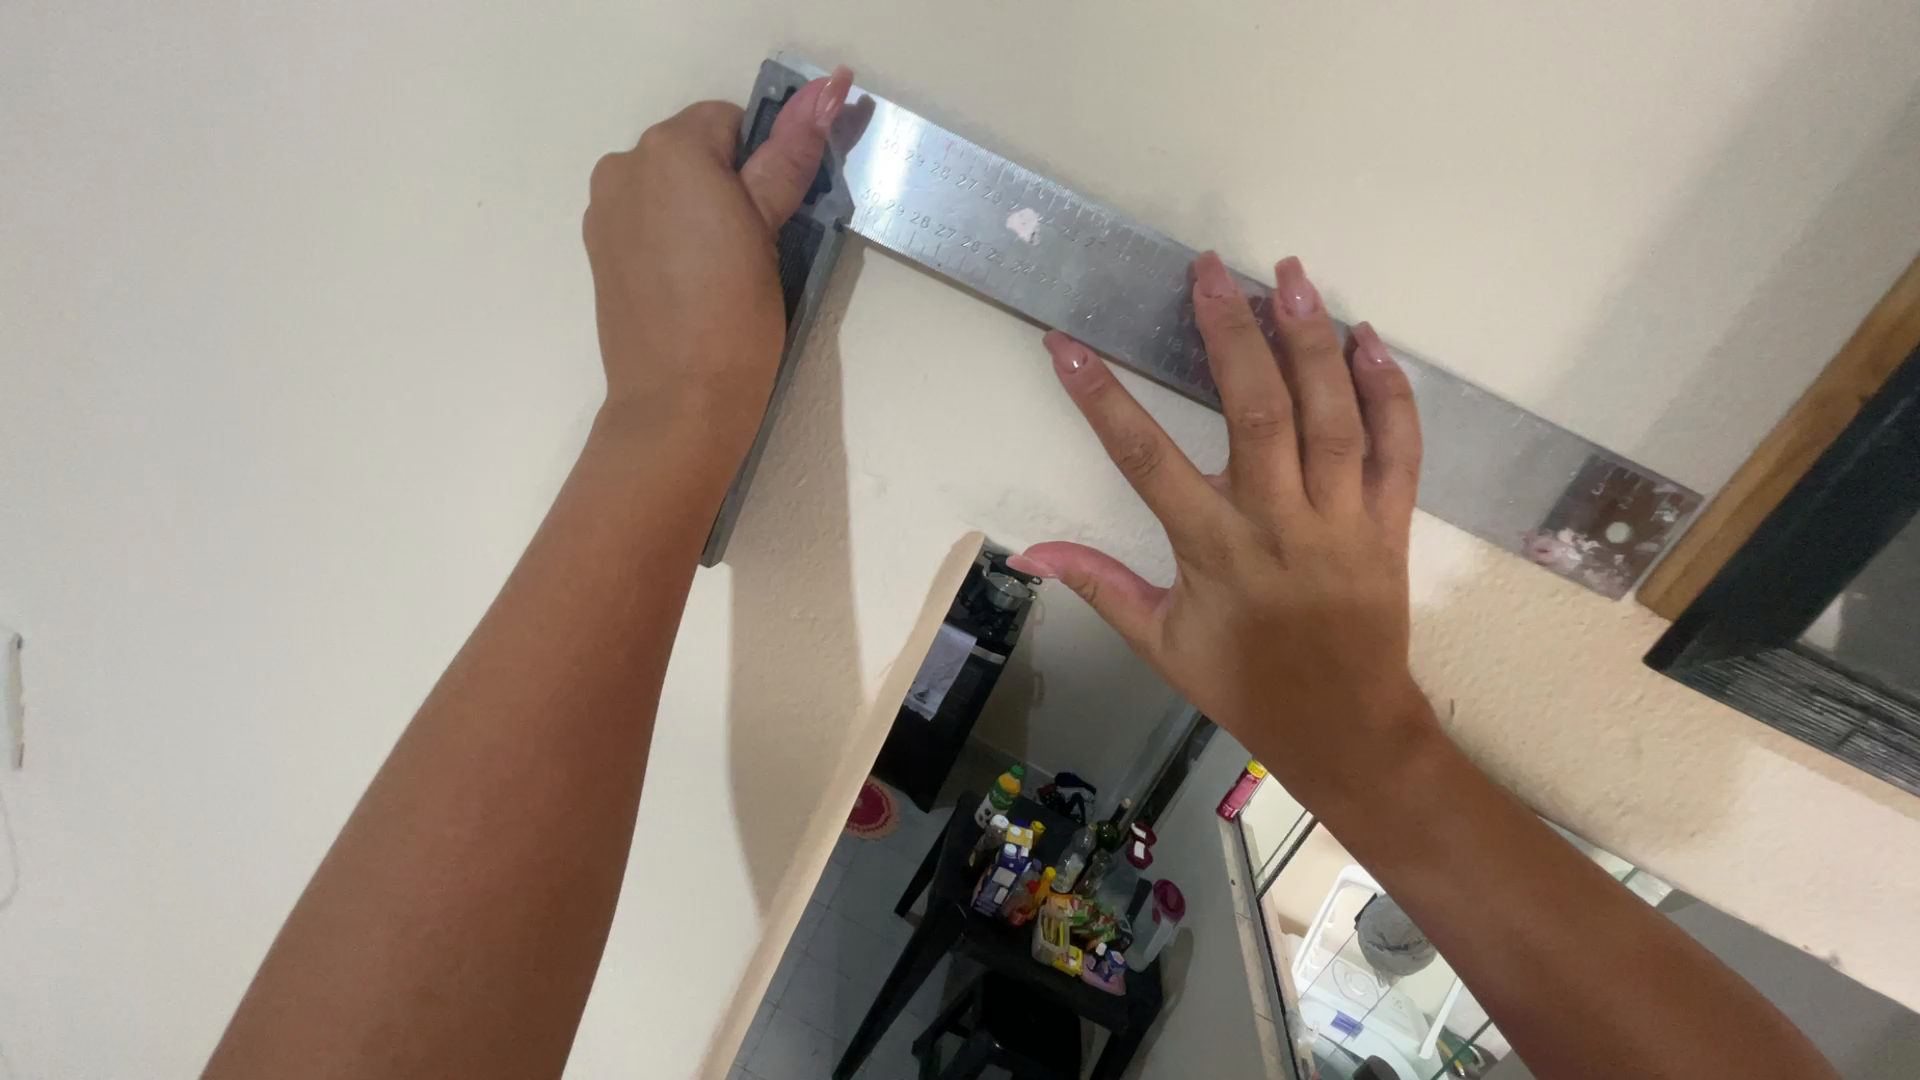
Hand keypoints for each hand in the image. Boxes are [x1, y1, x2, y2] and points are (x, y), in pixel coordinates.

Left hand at [582, 67, 852, 468]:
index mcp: (670, 149)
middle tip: (754, 255)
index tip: (776, 220)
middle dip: (726, 188)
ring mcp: (604, 211)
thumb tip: (828, 89)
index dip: (763, 167)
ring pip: (669, 190)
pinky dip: (671, 241)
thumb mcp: (771, 234)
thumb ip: (790, 157)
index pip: (732, 123)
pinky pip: (646, 223)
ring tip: (721, 278)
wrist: (681, 402)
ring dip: (697, 214)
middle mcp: (625, 166)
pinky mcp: (599, 253)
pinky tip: (689, 289)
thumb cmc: (737, 318)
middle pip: (694, 154)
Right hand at [1006, 254, 1435, 806]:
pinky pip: (1397, 446)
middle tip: (1209, 272)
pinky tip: (1366, 339)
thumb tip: (1029, 553)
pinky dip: (1388, 389)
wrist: (1344, 725)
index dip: (1101, 398)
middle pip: (1257, 412)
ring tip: (1289, 276)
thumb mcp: (1158, 641)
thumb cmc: (1241, 683)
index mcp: (1211, 549)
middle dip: (1230, 334)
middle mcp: (1277, 522)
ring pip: (1332, 415)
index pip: (1144, 459)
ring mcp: (1342, 518)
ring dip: (1310, 342)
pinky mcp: (1390, 521)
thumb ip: (1098, 586)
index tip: (1067, 346)